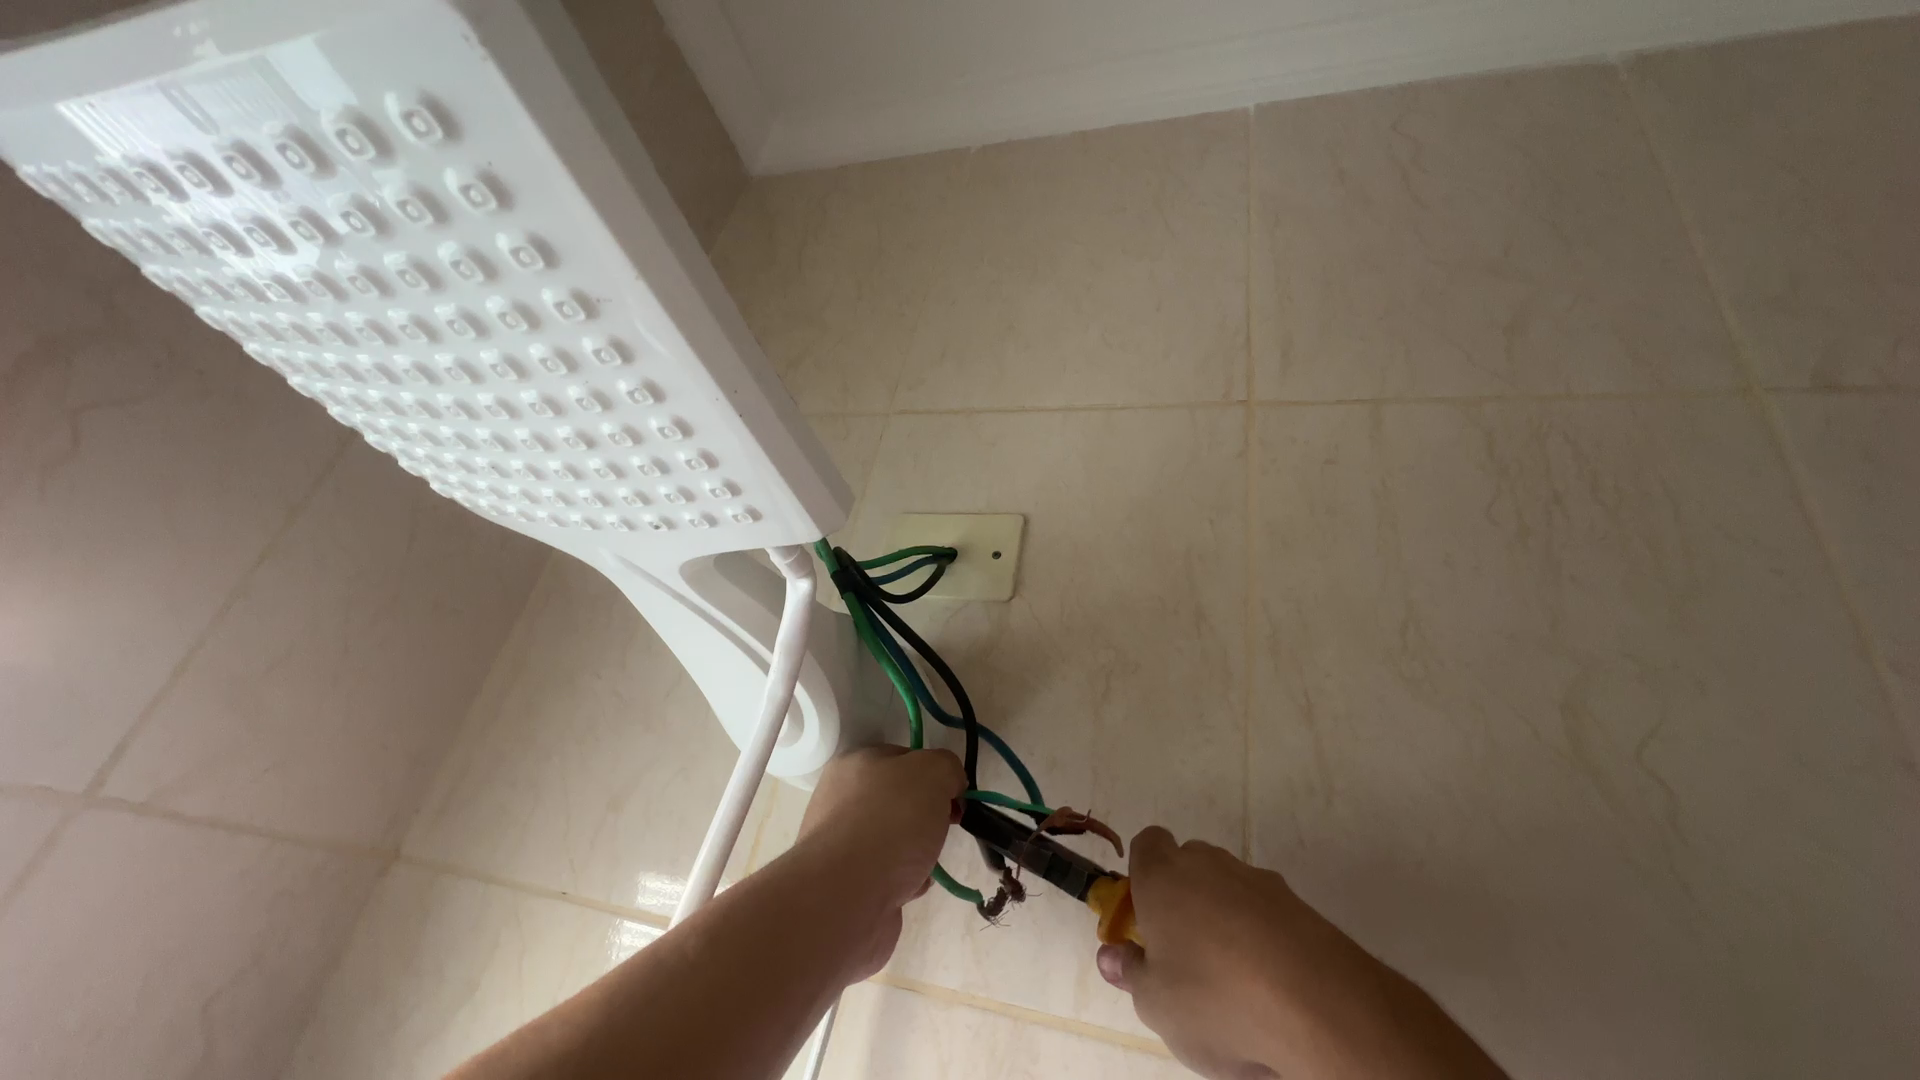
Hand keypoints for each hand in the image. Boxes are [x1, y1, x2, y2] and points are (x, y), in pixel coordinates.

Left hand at [792, 746, 964, 978]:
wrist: (847, 897)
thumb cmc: (890, 823)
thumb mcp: (932, 772)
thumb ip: (947, 767)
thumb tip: (949, 784)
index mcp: (854, 764)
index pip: (903, 758)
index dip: (934, 774)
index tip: (954, 797)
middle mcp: (841, 800)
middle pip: (901, 802)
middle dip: (928, 817)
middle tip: (941, 828)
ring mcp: (840, 844)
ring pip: (897, 840)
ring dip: (919, 853)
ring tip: (923, 865)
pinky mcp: (846, 883)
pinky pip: (888, 875)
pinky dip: (905, 882)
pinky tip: (909, 888)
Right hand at [1096, 827, 1504, 1079]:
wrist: (1321, 1005)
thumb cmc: (1214, 997)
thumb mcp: (1155, 1003)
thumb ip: (1130, 973)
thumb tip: (1113, 954)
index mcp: (1163, 875)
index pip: (1147, 844)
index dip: (1141, 876)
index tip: (1143, 919)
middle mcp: (1209, 864)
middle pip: (1189, 867)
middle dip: (1184, 902)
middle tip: (1182, 957)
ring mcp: (1260, 882)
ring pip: (1231, 893)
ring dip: (1226, 925)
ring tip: (1232, 986)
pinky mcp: (1302, 907)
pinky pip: (1269, 919)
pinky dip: (1265, 945)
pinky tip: (1270, 993)